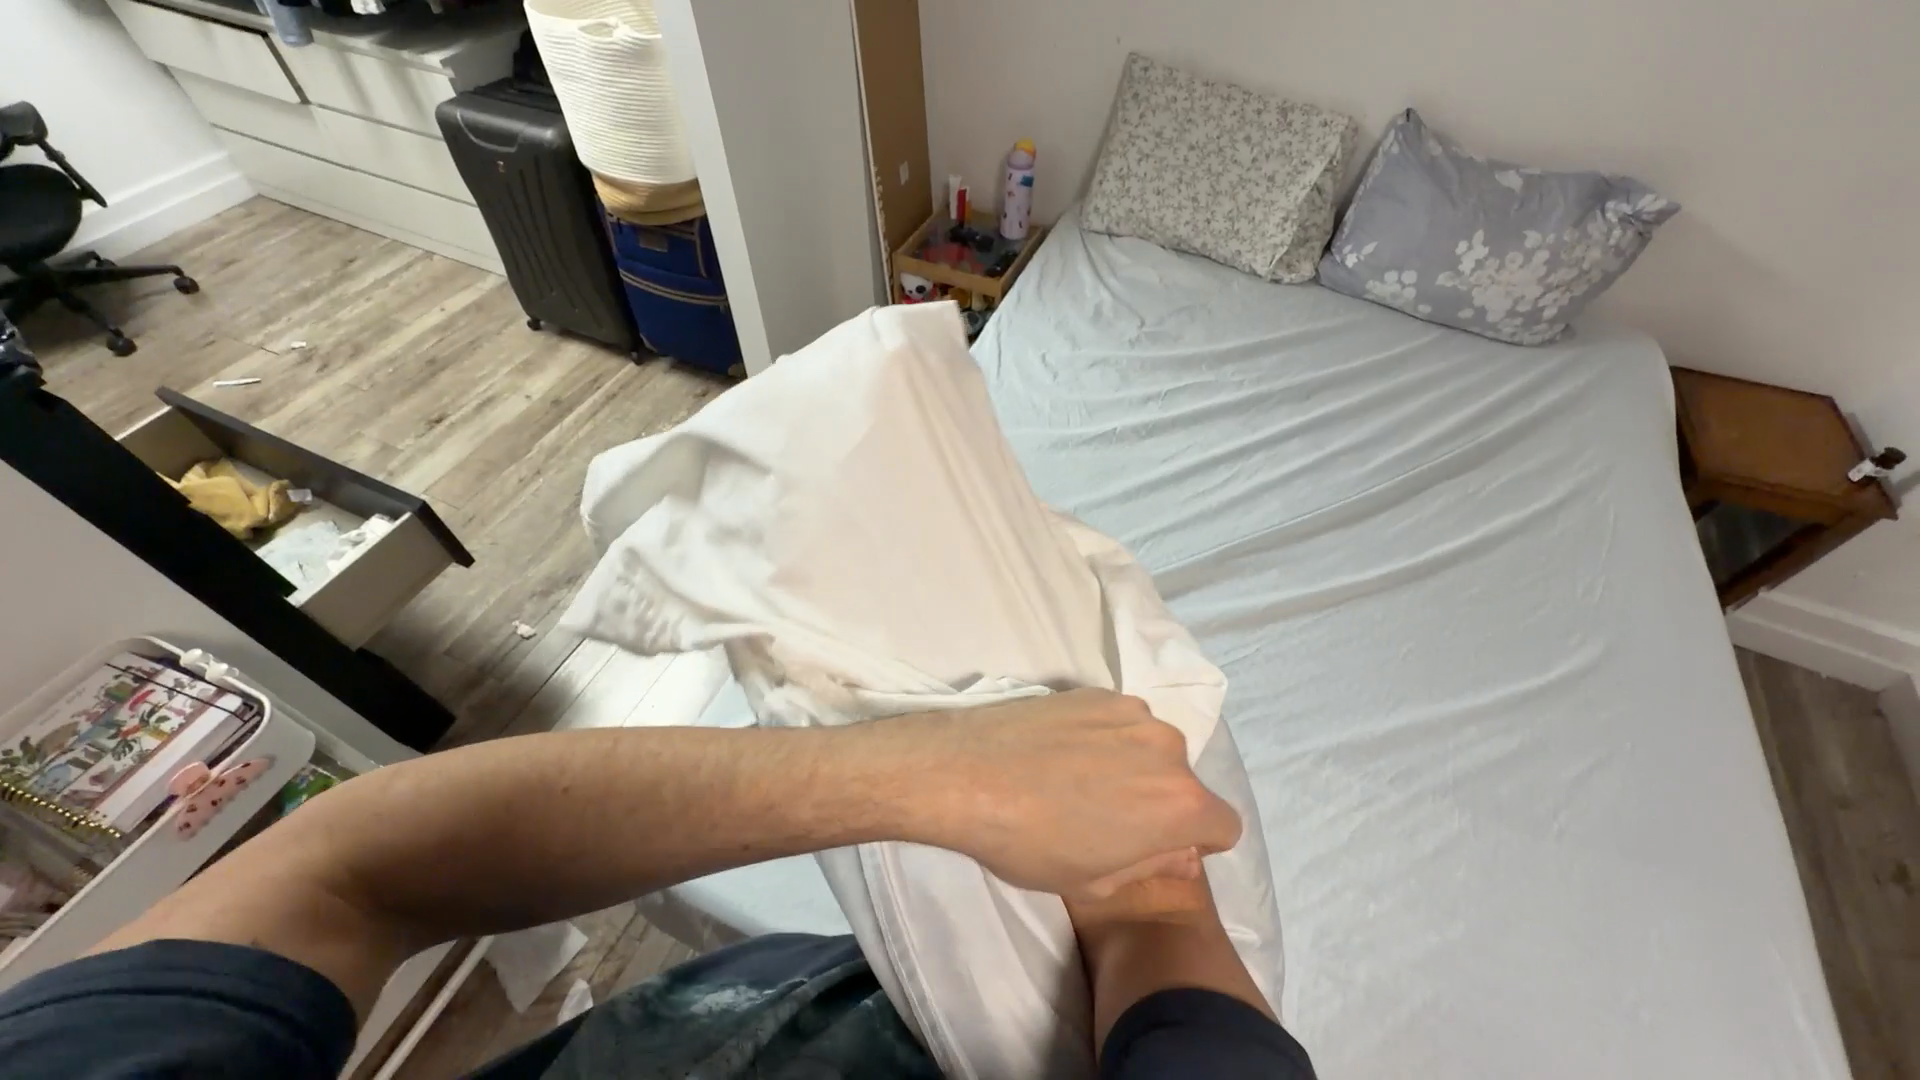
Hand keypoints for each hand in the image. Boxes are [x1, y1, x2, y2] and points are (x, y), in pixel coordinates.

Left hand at [876, 689, 1241, 899]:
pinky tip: (1060, 751)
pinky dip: (1103, 736)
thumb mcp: (1095, 879)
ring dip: (1131, 764)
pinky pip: (1118, 721)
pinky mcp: (1096, 690)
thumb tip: (1184, 854)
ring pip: (1150, 748)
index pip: (1223, 827)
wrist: (965, 771)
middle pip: (1184, 782)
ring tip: (1076, 779)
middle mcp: (1168, 748)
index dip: (1194, 843)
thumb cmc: (1030, 842)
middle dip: (1159, 802)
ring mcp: (1131, 711)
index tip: (1154, 847)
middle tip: (1106, 817)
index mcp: (1180, 803)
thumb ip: (1153, 865)